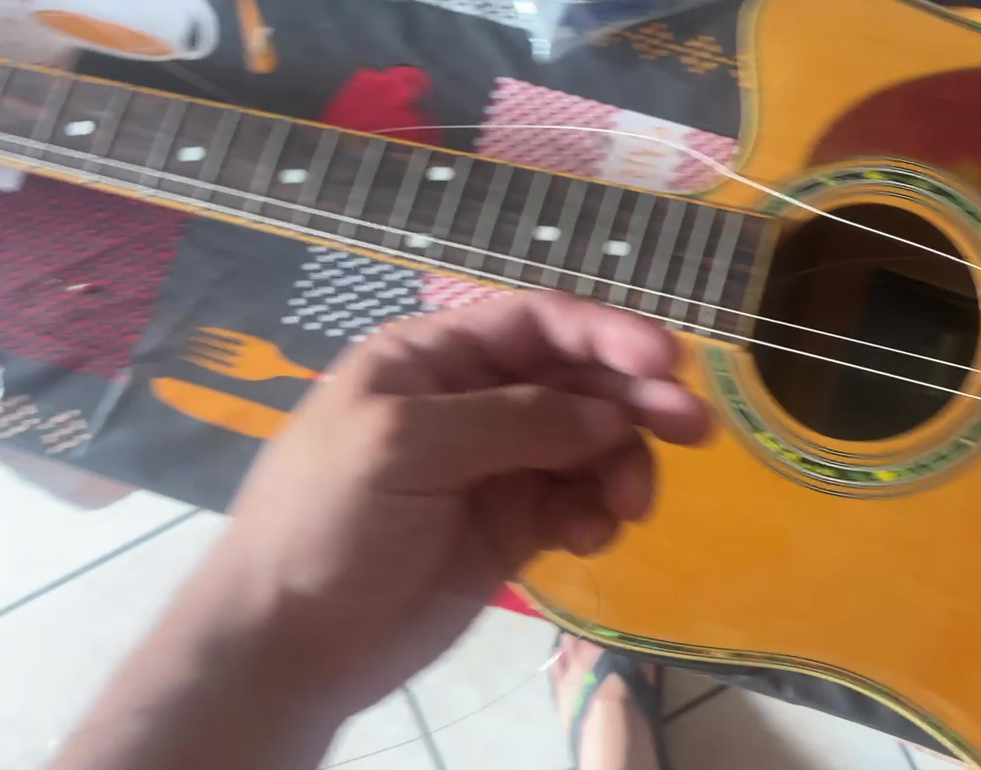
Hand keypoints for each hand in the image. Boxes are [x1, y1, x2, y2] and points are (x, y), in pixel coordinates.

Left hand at [195, 292, 709, 711]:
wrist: (285, 655)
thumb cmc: (327, 524)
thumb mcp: (406, 448)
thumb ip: (518, 421)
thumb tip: (614, 418)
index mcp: (442, 358)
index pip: (544, 324)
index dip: (609, 334)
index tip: (668, 361)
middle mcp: (483, 398)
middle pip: (582, 382)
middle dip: (638, 403)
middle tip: (695, 427)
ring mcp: (506, 459)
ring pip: (595, 442)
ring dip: (625, 465)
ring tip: (632, 505)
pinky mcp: (522, 517)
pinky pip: (584, 497)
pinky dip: (599, 511)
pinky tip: (591, 536)